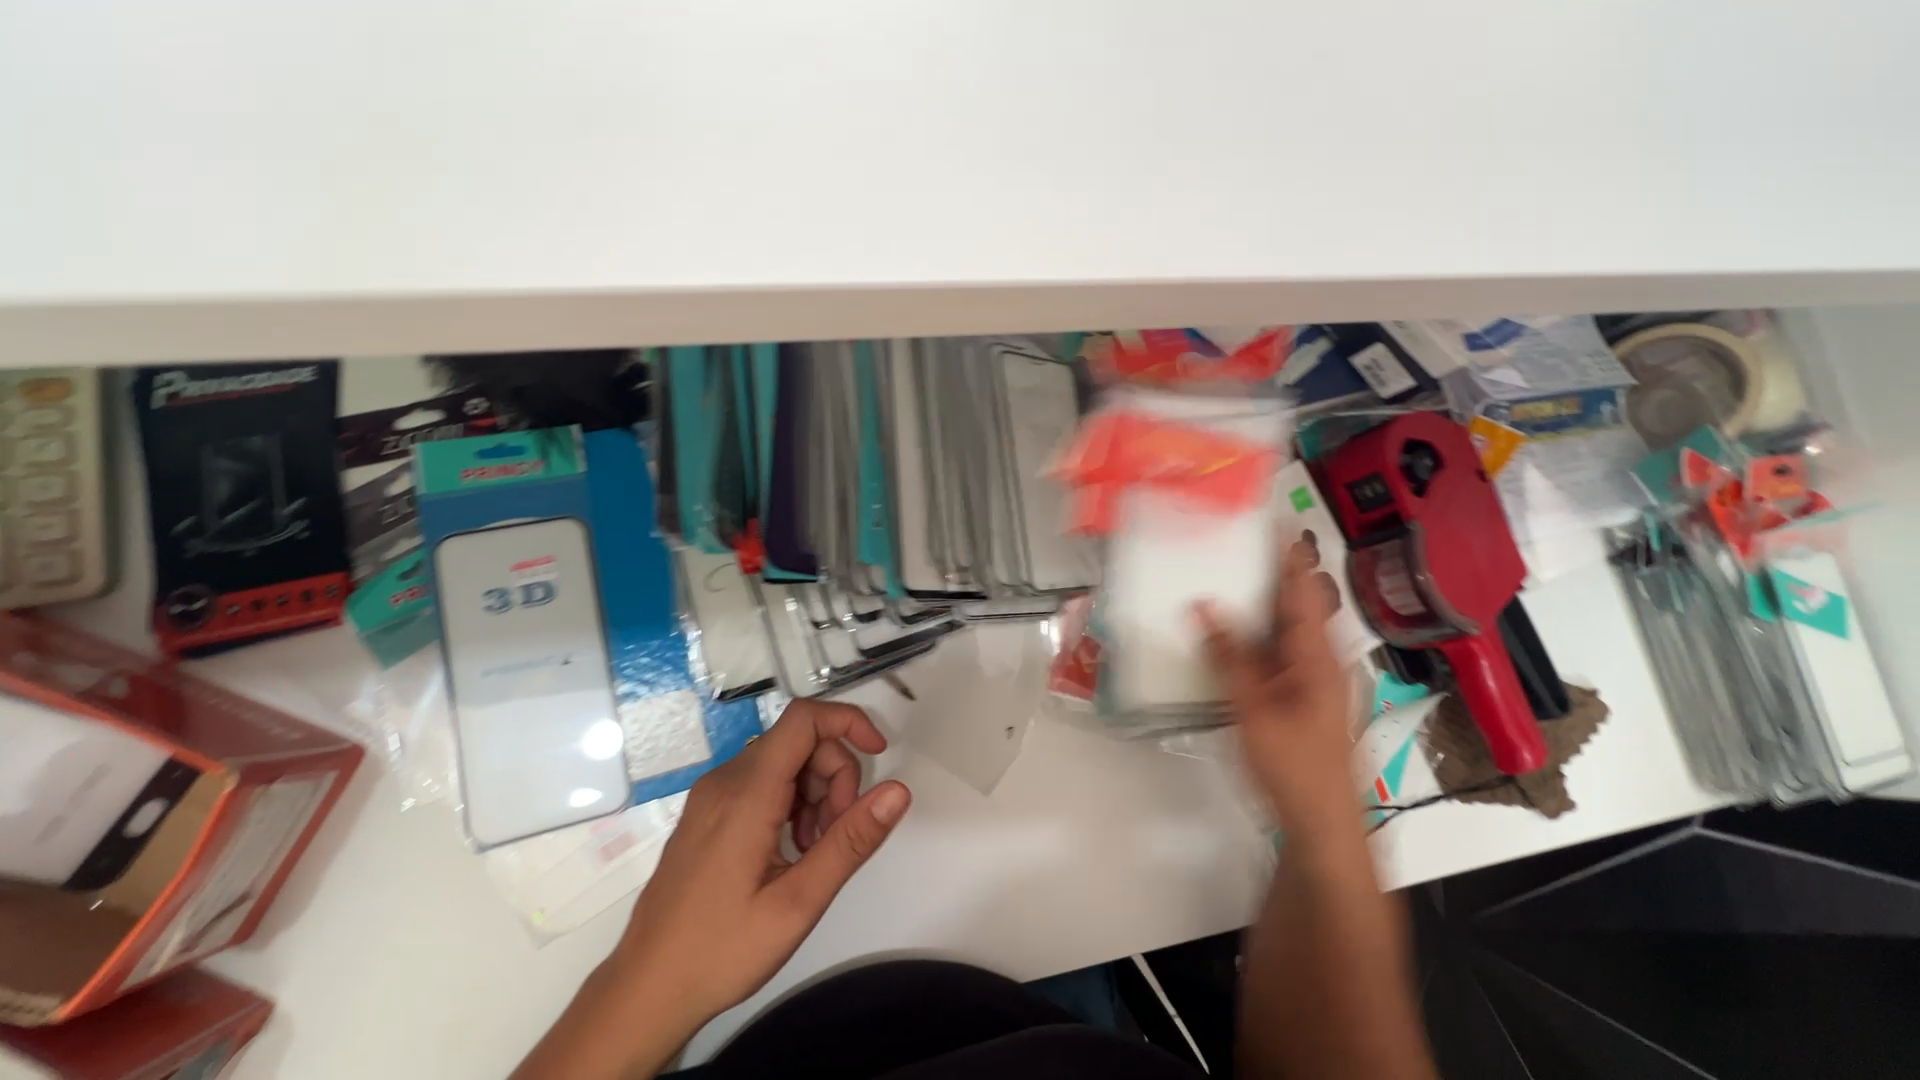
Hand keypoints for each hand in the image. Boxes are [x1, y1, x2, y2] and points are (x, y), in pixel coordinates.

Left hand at [607, 699, 910, 1031]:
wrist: (646, 989)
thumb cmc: (721, 951)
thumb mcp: (798, 902)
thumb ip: (850, 841)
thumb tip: (897, 791)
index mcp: (745, 794)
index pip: (803, 720)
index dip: (848, 722)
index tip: (879, 755)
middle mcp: (724, 782)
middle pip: (799, 743)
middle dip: (836, 776)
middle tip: (839, 836)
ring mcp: (711, 797)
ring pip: (783, 764)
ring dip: (815, 794)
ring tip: (813, 853)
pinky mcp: (707, 814)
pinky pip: (761, 785)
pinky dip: (791, 805)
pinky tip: (791, 853)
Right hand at [1195, 537, 1356, 832]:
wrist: (1322, 821)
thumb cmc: (1293, 766)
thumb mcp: (1253, 711)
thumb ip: (1229, 658)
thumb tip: (1203, 607)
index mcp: (1317, 653)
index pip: (1301, 586)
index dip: (1284, 550)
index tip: (1263, 515)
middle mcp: (1320, 657)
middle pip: (1296, 600)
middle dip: (1267, 568)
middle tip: (1229, 540)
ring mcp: (1312, 676)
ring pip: (1285, 625)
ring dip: (1258, 600)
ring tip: (1221, 573)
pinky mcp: (1299, 694)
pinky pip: (1276, 649)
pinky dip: (1252, 632)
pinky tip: (1225, 631)